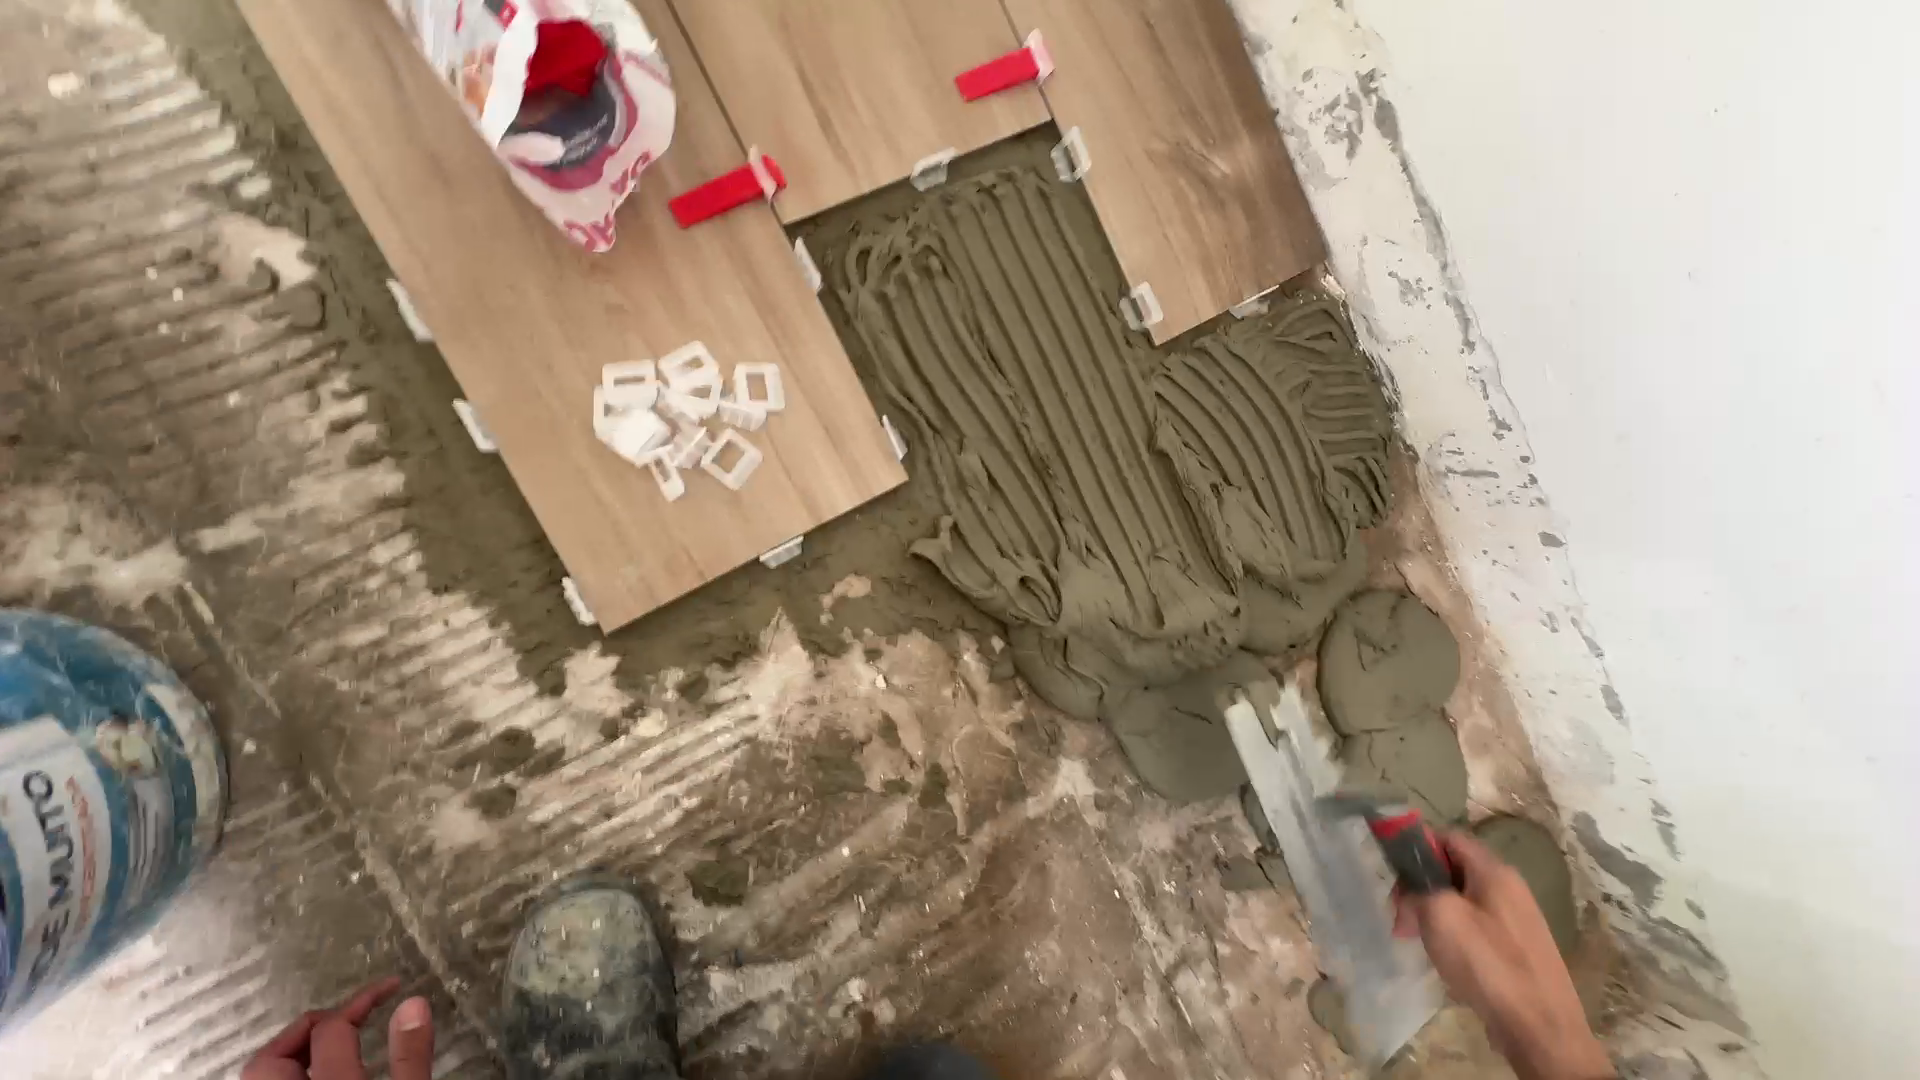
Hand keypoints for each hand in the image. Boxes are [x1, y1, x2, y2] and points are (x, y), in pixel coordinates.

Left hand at [242, 976, 435, 1079]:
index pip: (331, 1031)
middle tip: (347, 1015)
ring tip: (330, 1040)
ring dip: (292, 1050)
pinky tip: (319, 1069)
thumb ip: (411, 1055)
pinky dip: (290, 1071)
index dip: (362, 1000)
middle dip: (308, 1026)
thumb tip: (412, 1002)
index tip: (393, 987)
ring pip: (260, 1076)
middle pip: (269, 1059)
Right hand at [1398, 831, 1611, 1079]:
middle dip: (1419, 884)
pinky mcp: (1517, 947)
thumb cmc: (1488, 964)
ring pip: (1460, 898)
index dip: (1416, 845)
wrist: (1542, 1032)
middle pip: (1452, 868)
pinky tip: (1442, 954)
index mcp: (1494, 872)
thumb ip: (1417, 884)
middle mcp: (1509, 888)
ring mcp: (1516, 919)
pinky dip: (1451, 930)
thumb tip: (1409, 882)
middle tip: (1400, 913)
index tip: (1393, 871)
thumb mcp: (1439, 914)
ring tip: (1415, 937)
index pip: (1448, 836)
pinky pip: (1475, 923)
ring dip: (1431, 910)